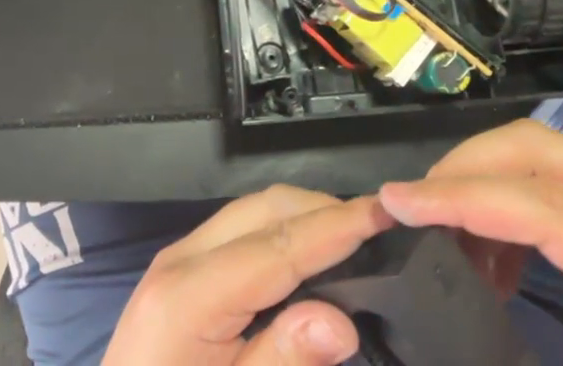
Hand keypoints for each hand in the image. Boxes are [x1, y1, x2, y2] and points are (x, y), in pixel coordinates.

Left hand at [103, 185, 394, 364]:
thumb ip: (282, 360)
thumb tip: (340, 321)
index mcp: (188, 297)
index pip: (276, 246)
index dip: (335, 227)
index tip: (386, 213)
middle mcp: (179, 261)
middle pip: (263, 211)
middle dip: (324, 211)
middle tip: (381, 229)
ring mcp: (176, 259)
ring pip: (252, 212)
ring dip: (305, 216)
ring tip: (357, 237)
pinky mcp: (180, 269)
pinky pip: (240, 231)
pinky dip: (282, 231)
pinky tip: (311, 254)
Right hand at [378, 121, 562, 365]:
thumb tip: (478, 351)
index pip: (543, 206)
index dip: (462, 199)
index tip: (397, 203)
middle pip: (541, 148)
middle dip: (464, 165)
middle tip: (414, 210)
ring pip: (552, 153)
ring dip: (488, 180)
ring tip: (454, 242)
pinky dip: (519, 202)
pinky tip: (509, 262)